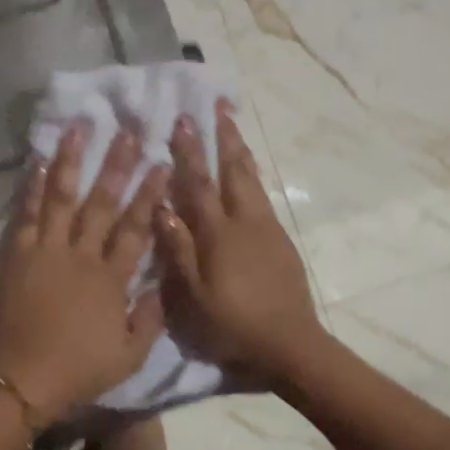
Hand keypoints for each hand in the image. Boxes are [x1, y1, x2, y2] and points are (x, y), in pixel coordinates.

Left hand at [0, 121, 169, 417]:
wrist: (19, 377)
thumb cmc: (76, 370)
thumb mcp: (129, 356)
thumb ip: (149, 318)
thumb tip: (162, 284)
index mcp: (112, 279)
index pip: (136, 229)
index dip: (150, 195)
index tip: (162, 164)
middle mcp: (81, 255)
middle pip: (102, 203)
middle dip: (118, 165)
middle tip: (128, 131)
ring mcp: (46, 251)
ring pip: (63, 197)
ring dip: (73, 161)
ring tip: (80, 127)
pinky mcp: (16, 254)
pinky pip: (26, 213)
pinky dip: (33, 186)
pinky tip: (40, 161)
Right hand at [157, 103, 322, 373]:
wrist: (289, 343)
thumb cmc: (231, 323)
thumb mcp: (193, 294)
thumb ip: (178, 248)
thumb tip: (160, 206)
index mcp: (218, 234)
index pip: (199, 183)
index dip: (189, 152)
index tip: (183, 120)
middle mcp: (245, 222)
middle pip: (233, 171)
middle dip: (224, 137)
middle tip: (218, 106)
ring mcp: (267, 230)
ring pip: (252, 180)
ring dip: (241, 151)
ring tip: (234, 126)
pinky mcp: (281, 242)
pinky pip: (263, 197)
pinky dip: (253, 176)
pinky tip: (249, 175)